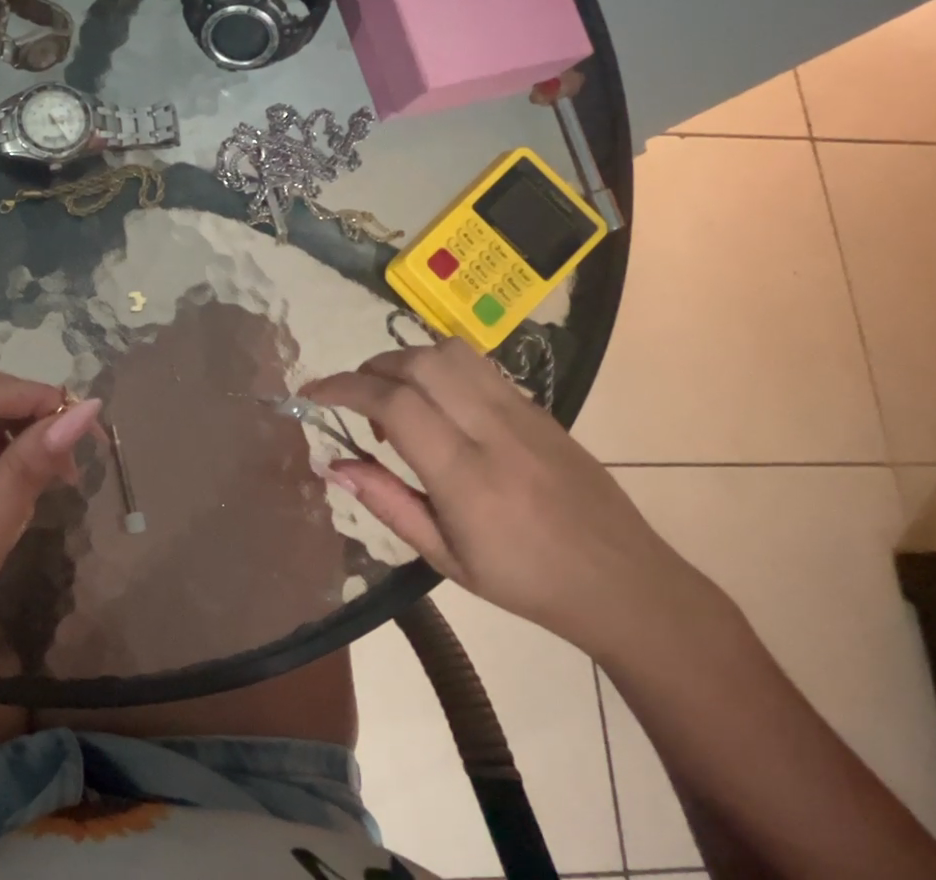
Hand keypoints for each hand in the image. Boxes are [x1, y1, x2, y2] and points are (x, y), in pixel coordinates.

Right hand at [308, 340, 732, 655]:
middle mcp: (495, 432)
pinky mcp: (542, 410)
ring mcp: (525, 415)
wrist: (624, 583)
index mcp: (467, 476)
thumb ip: (387, 503)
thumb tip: (333, 465)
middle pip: (421, 363)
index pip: (395, 404)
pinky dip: (440, 371)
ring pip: (453, 353)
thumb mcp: (444, 556)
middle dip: (371, 368)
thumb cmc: (524, 581)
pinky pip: (480, 368)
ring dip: (407, 361)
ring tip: (394, 399)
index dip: (343, 388)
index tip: (312, 395)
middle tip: (353, 400)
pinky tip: (436, 407)